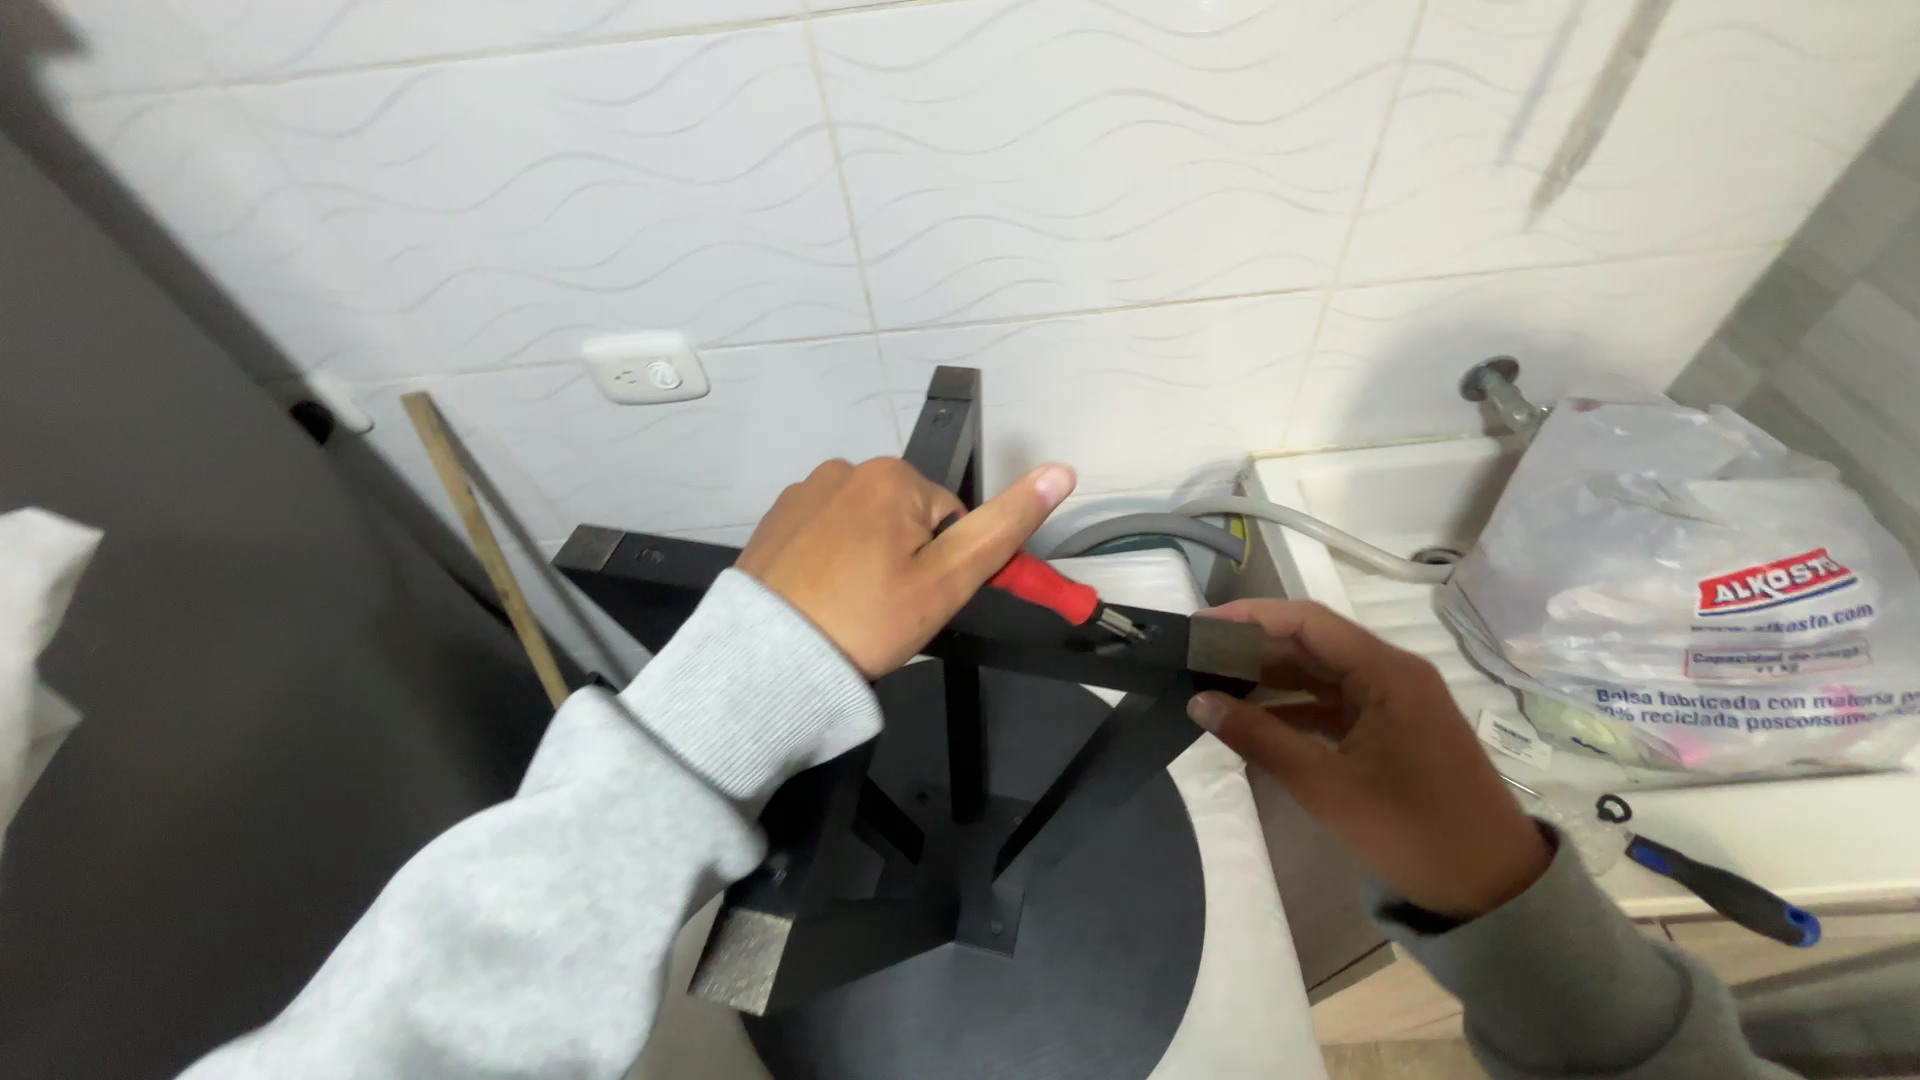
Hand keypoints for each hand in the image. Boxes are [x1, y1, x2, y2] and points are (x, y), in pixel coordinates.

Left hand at [736, 457, 1074, 678]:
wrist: (769, 661)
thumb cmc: (869, 620)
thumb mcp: (949, 579)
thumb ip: (1006, 525)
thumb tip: (1062, 470)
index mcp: (891, 476)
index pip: (948, 518)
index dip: (941, 566)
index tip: (913, 601)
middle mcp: (843, 468)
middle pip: (905, 518)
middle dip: (903, 558)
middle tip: (881, 609)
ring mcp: (802, 493)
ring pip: (864, 527)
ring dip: (866, 558)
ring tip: (846, 606)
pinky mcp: (774, 520)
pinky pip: (823, 533)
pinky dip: (829, 561)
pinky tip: (817, 597)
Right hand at [1189, 599, 1550, 917]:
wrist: (1494, 889)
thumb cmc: (1415, 830)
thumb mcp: (1328, 786)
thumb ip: (1260, 738)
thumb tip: (1199, 702)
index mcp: (1387, 672)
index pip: (1307, 621)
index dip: (1250, 617)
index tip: (1199, 626)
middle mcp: (1391, 673)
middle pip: (1311, 642)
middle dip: (1253, 647)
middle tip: (1196, 656)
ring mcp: (1392, 701)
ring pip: (1319, 672)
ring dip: (1269, 677)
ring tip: (1213, 682)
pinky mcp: (1389, 728)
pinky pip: (1331, 702)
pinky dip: (1292, 707)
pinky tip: (1252, 719)